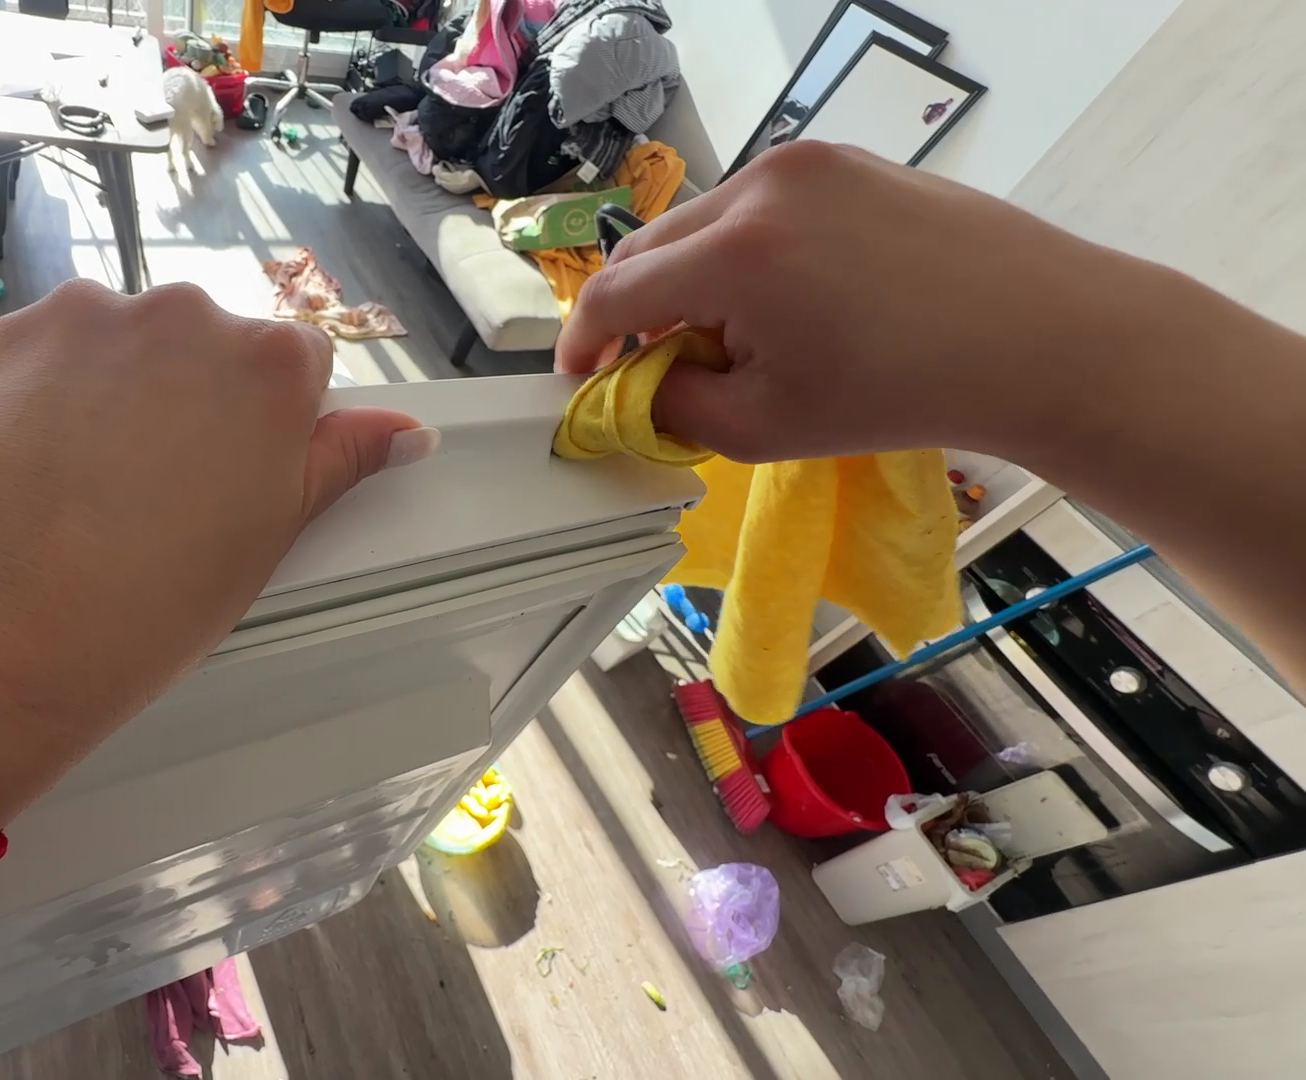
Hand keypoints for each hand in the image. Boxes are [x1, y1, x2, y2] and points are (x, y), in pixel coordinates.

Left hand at [0, 282, 424, 807]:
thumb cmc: (155, 600)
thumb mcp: (271, 534)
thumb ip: (341, 462)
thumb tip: (409, 432)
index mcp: (272, 365)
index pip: (302, 362)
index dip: (276, 420)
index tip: (243, 470)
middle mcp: (190, 314)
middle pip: (218, 343)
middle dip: (206, 395)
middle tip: (167, 482)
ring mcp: (95, 313)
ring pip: (140, 339)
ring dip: (135, 383)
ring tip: (98, 473)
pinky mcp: (18, 330)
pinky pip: (67, 342)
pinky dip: (66, 381)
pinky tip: (47, 453)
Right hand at [558, 141, 1199, 461]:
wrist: (1046, 340)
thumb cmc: (895, 397)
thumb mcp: (754, 428)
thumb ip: (665, 404)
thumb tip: (630, 382)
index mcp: (736, 254)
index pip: (613, 293)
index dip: (580, 341)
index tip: (579, 377)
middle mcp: (760, 186)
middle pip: (644, 250)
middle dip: (629, 313)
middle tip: (646, 363)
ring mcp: (806, 163)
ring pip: (691, 227)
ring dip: (677, 284)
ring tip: (716, 335)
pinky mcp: (841, 162)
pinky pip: (746, 210)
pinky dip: (727, 257)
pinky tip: (767, 299)